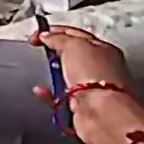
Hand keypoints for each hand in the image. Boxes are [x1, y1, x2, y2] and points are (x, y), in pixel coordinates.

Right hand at [31, 25, 143, 143]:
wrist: (100, 111)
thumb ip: (58, 38)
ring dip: (52, 73)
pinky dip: (48, 93)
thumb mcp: (74, 45)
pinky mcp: (81, 105)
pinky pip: (59, 96)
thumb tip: (47, 36)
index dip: (56, 31)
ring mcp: (92, 88)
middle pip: (73, 55)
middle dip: (55, 52)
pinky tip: (41, 90)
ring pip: (66, 76)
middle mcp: (100, 68)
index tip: (39, 33)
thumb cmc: (94, 75)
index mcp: (104, 49)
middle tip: (42, 49)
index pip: (77, 35)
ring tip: (45, 71)